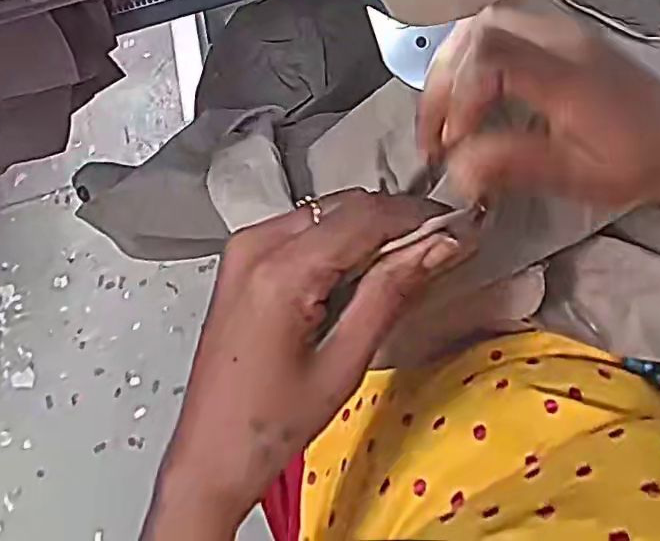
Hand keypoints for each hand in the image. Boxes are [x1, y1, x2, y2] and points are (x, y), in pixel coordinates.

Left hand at [147, 190, 471, 537]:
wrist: (208, 454)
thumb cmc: (270, 425)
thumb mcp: (343, 363)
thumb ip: (391, 292)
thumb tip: (437, 247)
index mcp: (280, 272)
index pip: (364, 216)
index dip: (415, 216)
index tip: (451, 226)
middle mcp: (256, 244)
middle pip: (345, 205)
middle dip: (394, 220)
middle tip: (434, 246)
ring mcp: (246, 245)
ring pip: (327, 210)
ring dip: (368, 227)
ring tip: (402, 260)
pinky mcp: (244, 253)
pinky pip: (305, 225)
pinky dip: (339, 237)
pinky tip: (358, 268)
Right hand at [417, 3, 659, 210]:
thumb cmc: (636, 161)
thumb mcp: (578, 176)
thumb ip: (513, 165)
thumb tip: (456, 168)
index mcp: (567, 73)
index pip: (491, 56)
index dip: (458, 96)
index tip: (453, 143)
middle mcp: (558, 38)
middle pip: (478, 31)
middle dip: (442, 82)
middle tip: (435, 133)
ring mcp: (556, 28)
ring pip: (482, 22)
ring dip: (451, 66)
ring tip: (444, 113)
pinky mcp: (555, 32)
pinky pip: (497, 27)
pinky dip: (469, 57)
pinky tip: (466, 89)